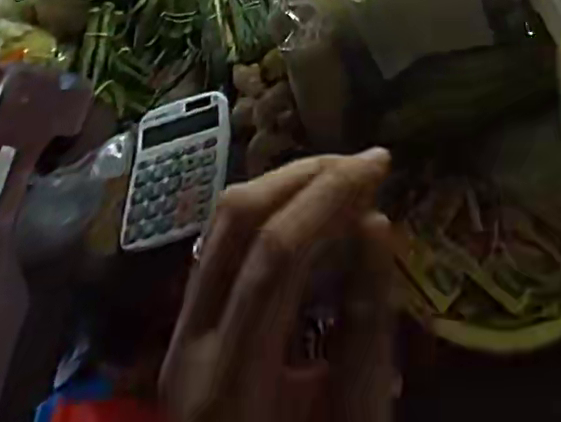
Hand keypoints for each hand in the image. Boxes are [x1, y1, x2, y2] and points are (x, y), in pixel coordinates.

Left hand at [160, 150, 395, 421]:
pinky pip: (223, 243)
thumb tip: (376, 223)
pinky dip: (270, 211)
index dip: (329, 195)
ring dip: (286, 184)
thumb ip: (366, 325)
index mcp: (231, 381)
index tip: (380, 165)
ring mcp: (179, 332)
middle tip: (365, 164)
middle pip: (238, 220)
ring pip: (223, 221)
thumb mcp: (355, 421)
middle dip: (307, 175)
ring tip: (343, 177)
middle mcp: (189, 343)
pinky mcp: (186, 325)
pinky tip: (310, 211)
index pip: (276, 254)